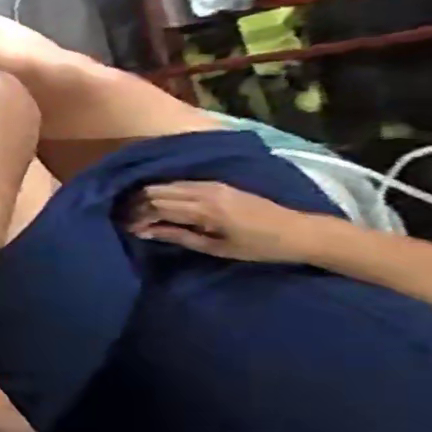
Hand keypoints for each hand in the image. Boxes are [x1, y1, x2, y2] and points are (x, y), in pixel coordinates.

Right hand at [125, 181, 335, 262]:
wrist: (303, 232)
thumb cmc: (261, 247)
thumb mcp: (217, 248)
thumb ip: (179, 236)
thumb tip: (144, 232)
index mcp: (205, 211)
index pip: (156, 206)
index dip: (137, 217)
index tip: (128, 228)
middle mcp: (205, 192)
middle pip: (155, 191)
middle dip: (137, 205)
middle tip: (130, 219)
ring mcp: (212, 185)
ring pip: (165, 184)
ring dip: (149, 196)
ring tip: (142, 211)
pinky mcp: (217, 184)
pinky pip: (180, 183)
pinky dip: (165, 191)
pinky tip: (163, 202)